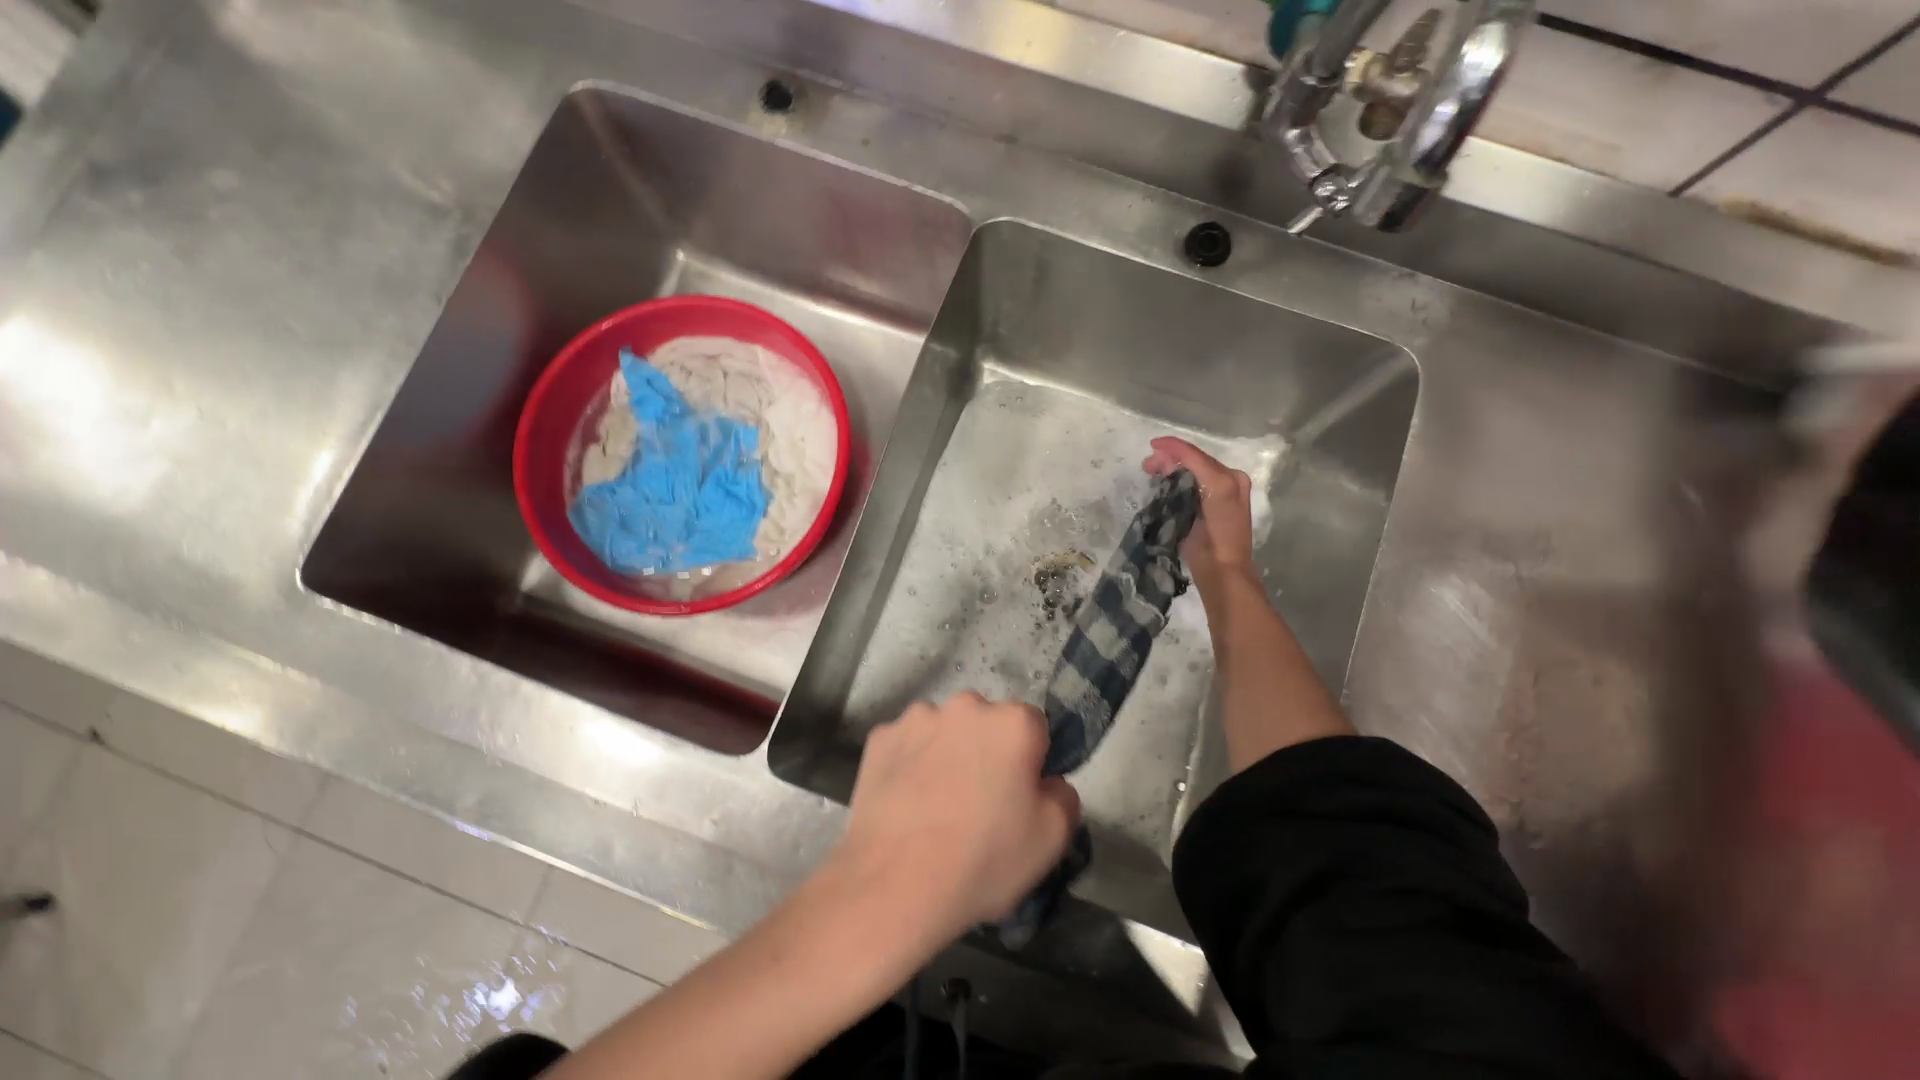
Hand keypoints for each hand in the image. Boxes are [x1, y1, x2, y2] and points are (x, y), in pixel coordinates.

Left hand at [831, 693, 1080, 944]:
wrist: (895, 884)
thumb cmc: (984, 858)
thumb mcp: (1053, 838)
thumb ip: (1064, 795)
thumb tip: (1047, 782)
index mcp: (1013, 722)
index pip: (1034, 728)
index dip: (1030, 762)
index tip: (1019, 797)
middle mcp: (965, 706)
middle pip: (987, 724)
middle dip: (987, 752)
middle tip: (979, 803)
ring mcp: (916, 719)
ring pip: (944, 732)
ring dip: (947, 755)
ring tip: (937, 806)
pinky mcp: (879, 739)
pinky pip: (907, 746)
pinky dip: (910, 765)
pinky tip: (907, 804)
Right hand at [1143, 436, 1255, 595]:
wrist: (1225, 573)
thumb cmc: (1209, 544)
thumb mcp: (1195, 507)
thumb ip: (1185, 478)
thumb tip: (1167, 462)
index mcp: (1227, 479)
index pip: (1195, 455)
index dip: (1172, 447)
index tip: (1152, 445)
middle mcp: (1232, 479)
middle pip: (1197, 460)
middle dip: (1171, 458)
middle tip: (1148, 465)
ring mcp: (1231, 491)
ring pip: (1199, 469)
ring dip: (1176, 467)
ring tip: (1154, 472)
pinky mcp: (1226, 502)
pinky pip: (1203, 481)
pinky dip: (1186, 477)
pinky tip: (1169, 482)